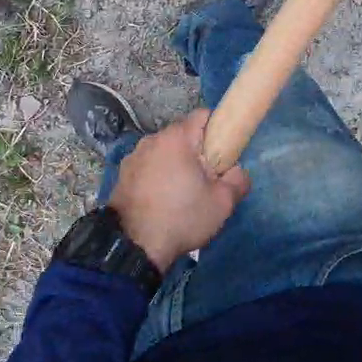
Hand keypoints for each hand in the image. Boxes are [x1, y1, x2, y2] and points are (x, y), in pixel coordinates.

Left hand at [107, 109, 251, 271]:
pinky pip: (147, 167)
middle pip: (182, 135)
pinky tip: (160, 201)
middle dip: (197, 151)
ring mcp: (133, 156)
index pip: (203, 116)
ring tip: (182, 194)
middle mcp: (152, 139)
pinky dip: (156, 177)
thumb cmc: (181, 217)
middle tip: (206, 179)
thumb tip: (238, 172)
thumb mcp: (221, 203)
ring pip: (163, 152)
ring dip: (174, 164)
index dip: (218, 129)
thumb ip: (237, 181)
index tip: (224, 152)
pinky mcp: (122, 174)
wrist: (134, 245)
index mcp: (177, 138)